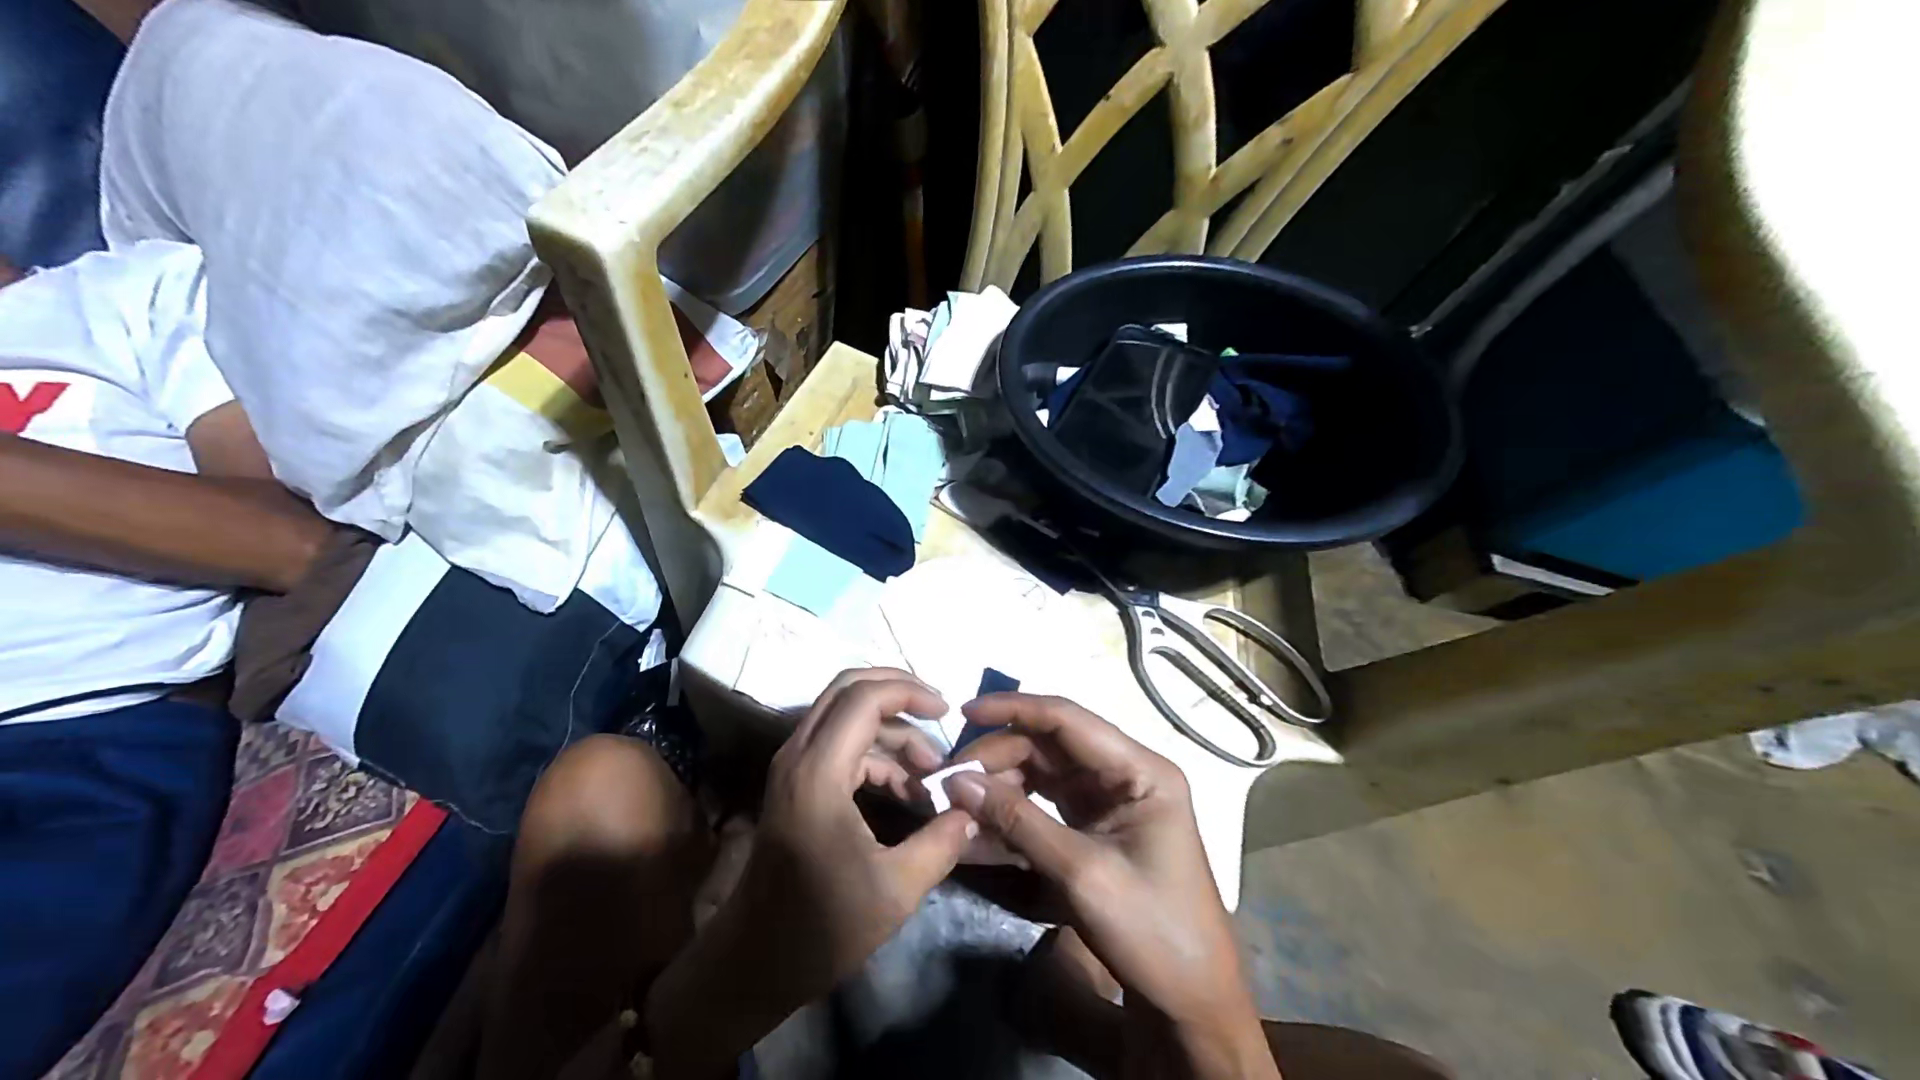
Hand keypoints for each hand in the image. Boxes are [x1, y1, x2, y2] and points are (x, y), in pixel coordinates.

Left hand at [645, 670, 974, 1079]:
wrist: (753, 962)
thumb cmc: (821, 926)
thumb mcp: (895, 890)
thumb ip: (940, 843)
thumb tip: (973, 811)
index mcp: (818, 772)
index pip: (863, 698)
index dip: (909, 692)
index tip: (947, 711)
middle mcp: (798, 756)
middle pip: (848, 690)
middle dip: (898, 691)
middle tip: (939, 713)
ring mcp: (793, 768)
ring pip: (845, 717)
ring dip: (891, 731)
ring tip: (930, 772)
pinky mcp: (796, 785)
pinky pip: (840, 745)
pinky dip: (876, 754)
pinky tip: (906, 790)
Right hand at [945, 694, 1276, 1078]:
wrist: (1190, 1002)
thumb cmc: (1151, 930)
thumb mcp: (1081, 873)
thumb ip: (1019, 821)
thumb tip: (958, 781)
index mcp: (1140, 770)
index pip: (1068, 720)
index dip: (1014, 709)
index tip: (965, 711)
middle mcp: (1125, 774)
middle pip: (1050, 745)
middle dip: (999, 757)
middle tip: (950, 780)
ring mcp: (1109, 801)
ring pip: (1042, 772)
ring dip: (1000, 785)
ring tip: (956, 801)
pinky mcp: (1094, 827)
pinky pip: (1044, 806)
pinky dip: (1012, 814)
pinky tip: (976, 828)